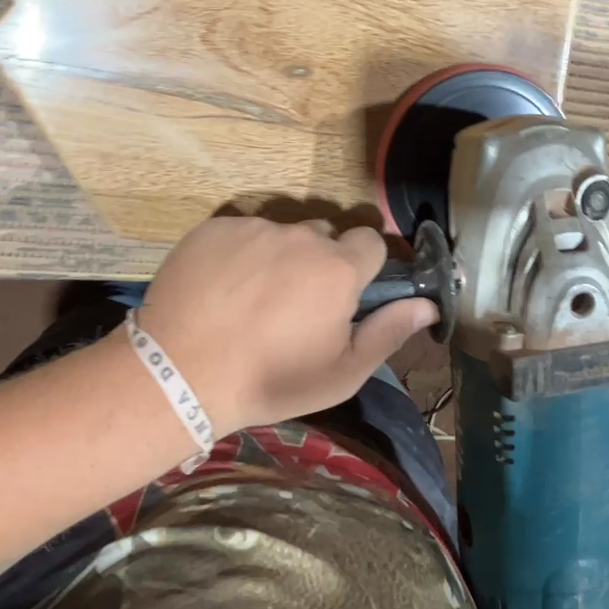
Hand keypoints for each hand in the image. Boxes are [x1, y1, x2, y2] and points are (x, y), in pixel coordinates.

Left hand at [135, 216, 437, 433]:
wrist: (180, 375)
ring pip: (281, 233)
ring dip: (278, 256)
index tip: (346, 294)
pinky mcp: (214, 228)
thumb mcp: (340, 373)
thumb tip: (428, 304)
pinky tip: (221, 289)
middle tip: (294, 303)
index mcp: (338, 268)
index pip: (371, 242)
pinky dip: (238, 253)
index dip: (363, 266)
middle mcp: (301, 237)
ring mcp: (254, 228)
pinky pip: (240, 232)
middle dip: (318, 261)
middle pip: (324, 236)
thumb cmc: (271, 380)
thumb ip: (388, 333)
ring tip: (251, 299)